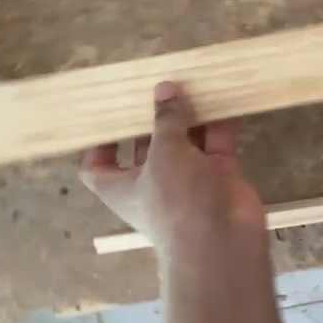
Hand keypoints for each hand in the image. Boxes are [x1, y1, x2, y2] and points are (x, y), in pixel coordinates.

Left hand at [80, 82, 267, 257]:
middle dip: (153, 120)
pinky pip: (218, 145)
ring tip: (193, 85)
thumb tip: (165, 87)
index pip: (97, 165)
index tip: (108, 115)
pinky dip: (221, 126)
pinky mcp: (220, 176)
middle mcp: (152, 182)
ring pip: (187, 143)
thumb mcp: (164, 153)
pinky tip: (225, 100)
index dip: (99, 142)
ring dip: (190, 118)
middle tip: (157, 87)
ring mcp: (189, 179)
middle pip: (147, 146)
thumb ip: (167, 119)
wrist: (222, 238)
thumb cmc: (175, 200)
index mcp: (120, 185)